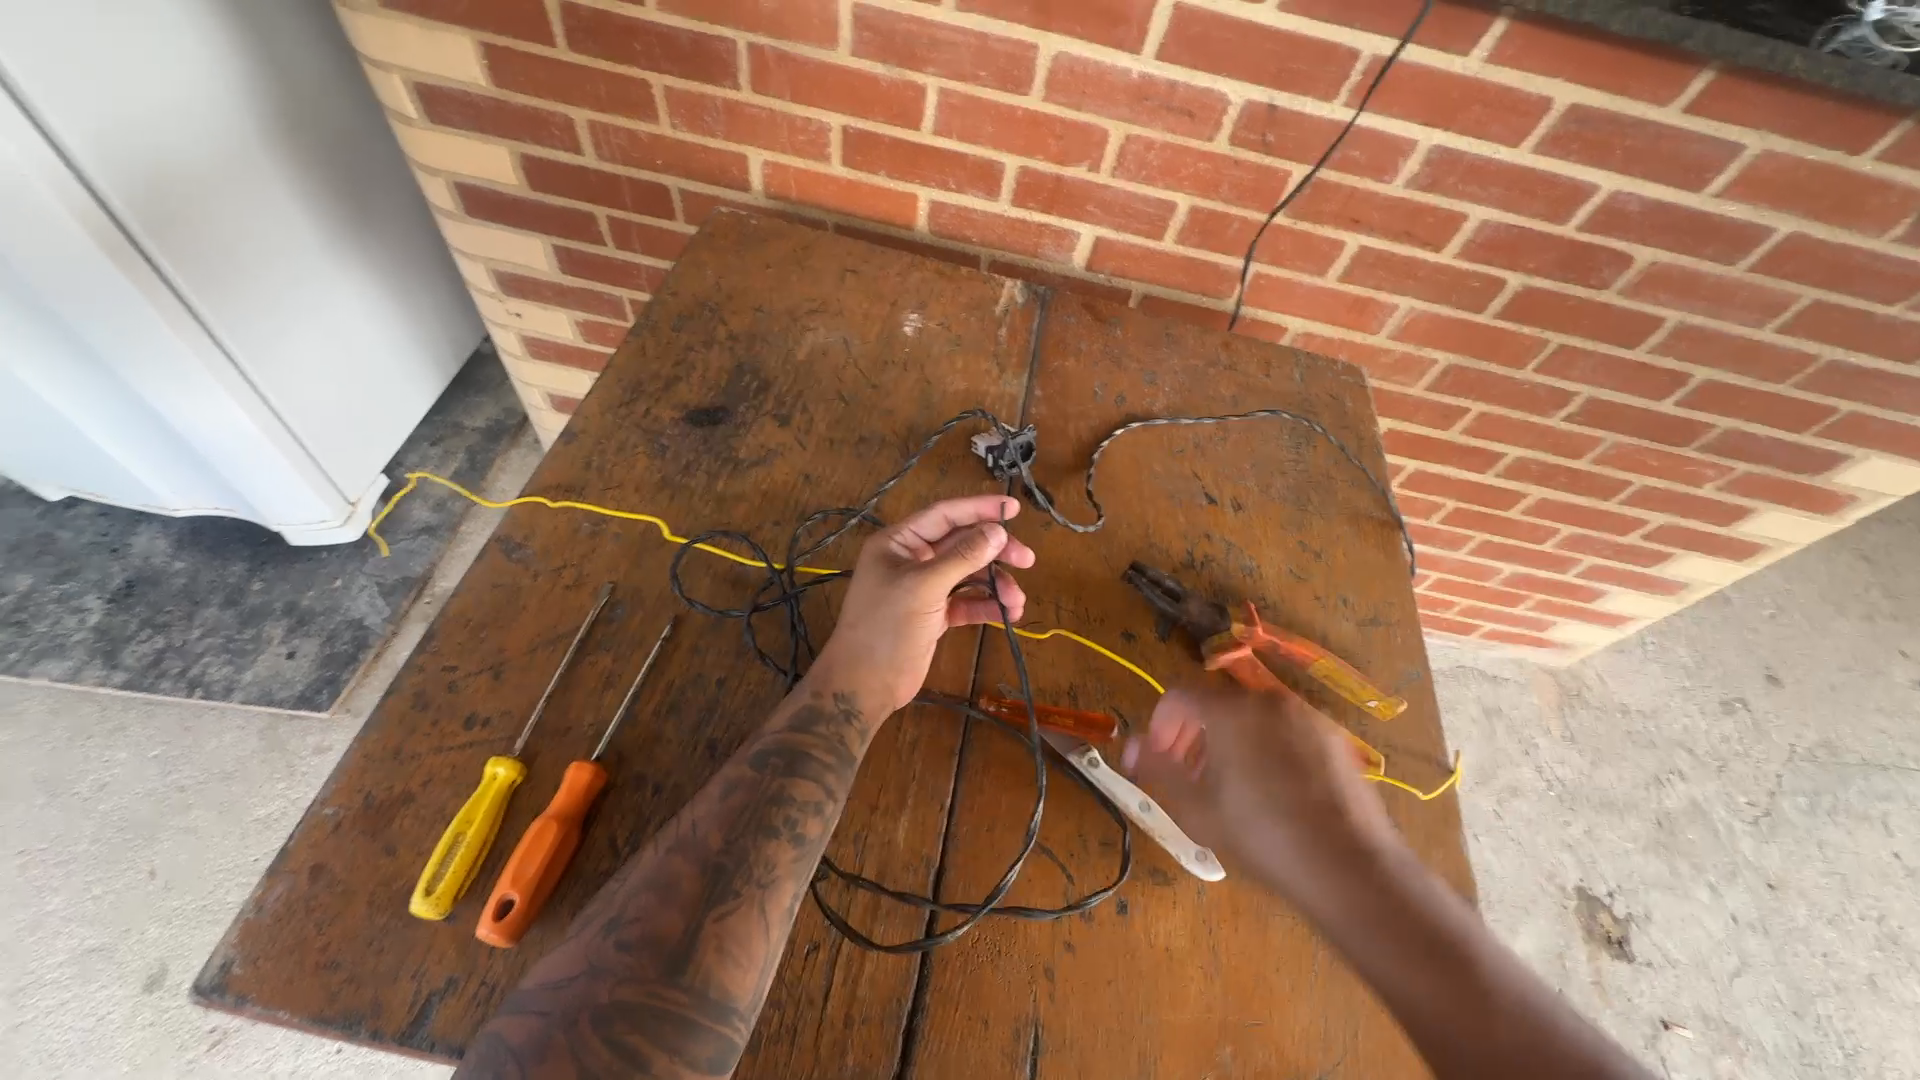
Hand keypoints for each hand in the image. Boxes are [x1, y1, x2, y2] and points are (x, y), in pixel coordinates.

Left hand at [810, 495, 1035, 715]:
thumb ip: (962, 557)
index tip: (1013, 508)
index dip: (979, 508)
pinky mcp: (934, 614)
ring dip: (995, 584)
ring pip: (968, 574)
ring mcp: (923, 588)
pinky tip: (1007, 614)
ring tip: (1016, 601)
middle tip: (1027, 559)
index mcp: (898, 542)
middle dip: (995, 551)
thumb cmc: (885, 627)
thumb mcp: (924, 587)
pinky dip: (986, 605)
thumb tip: (997, 531)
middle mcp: (911, 560)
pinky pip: (966, 601)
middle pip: (962, 544)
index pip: (944, 515)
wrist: (864, 684)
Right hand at [1122, 685, 1402, 913]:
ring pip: (1251, 719)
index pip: (1178, 696)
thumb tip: (1128, 745)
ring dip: (1227, 743)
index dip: (1159, 726)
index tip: (1159, 762)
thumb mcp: (1195, 805)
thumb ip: (1156, 767)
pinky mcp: (1335, 741)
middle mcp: (1268, 700)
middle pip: (1216, 705)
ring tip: (1226, 789)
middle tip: (1187, 778)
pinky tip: (1269, 795)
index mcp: (1230, 709)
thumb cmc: (1261, 833)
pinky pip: (1284, 733)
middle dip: (1192, 736)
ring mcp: (1307, 718)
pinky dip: (1264, 749)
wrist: (1349, 866)